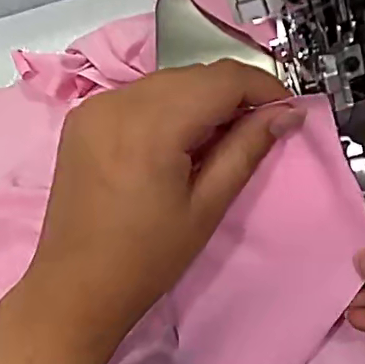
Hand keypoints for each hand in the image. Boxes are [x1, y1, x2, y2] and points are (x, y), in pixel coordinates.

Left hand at [0, 60, 301, 363]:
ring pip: (168, 81)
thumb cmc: (147, 259)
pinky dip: (171, 106)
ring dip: (203, 99)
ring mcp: (94, 107)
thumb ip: (247, 150)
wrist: (76, 288)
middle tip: (260, 129)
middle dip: (235, 94)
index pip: (222, 79)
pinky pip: (140, 96)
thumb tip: (286, 114)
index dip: (263, 87)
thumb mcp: (207, 206)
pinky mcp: (83, 119)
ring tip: (222, 139)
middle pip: (195, 75)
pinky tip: (181, 140)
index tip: (288, 110)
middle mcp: (117, 102)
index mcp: (151, 125)